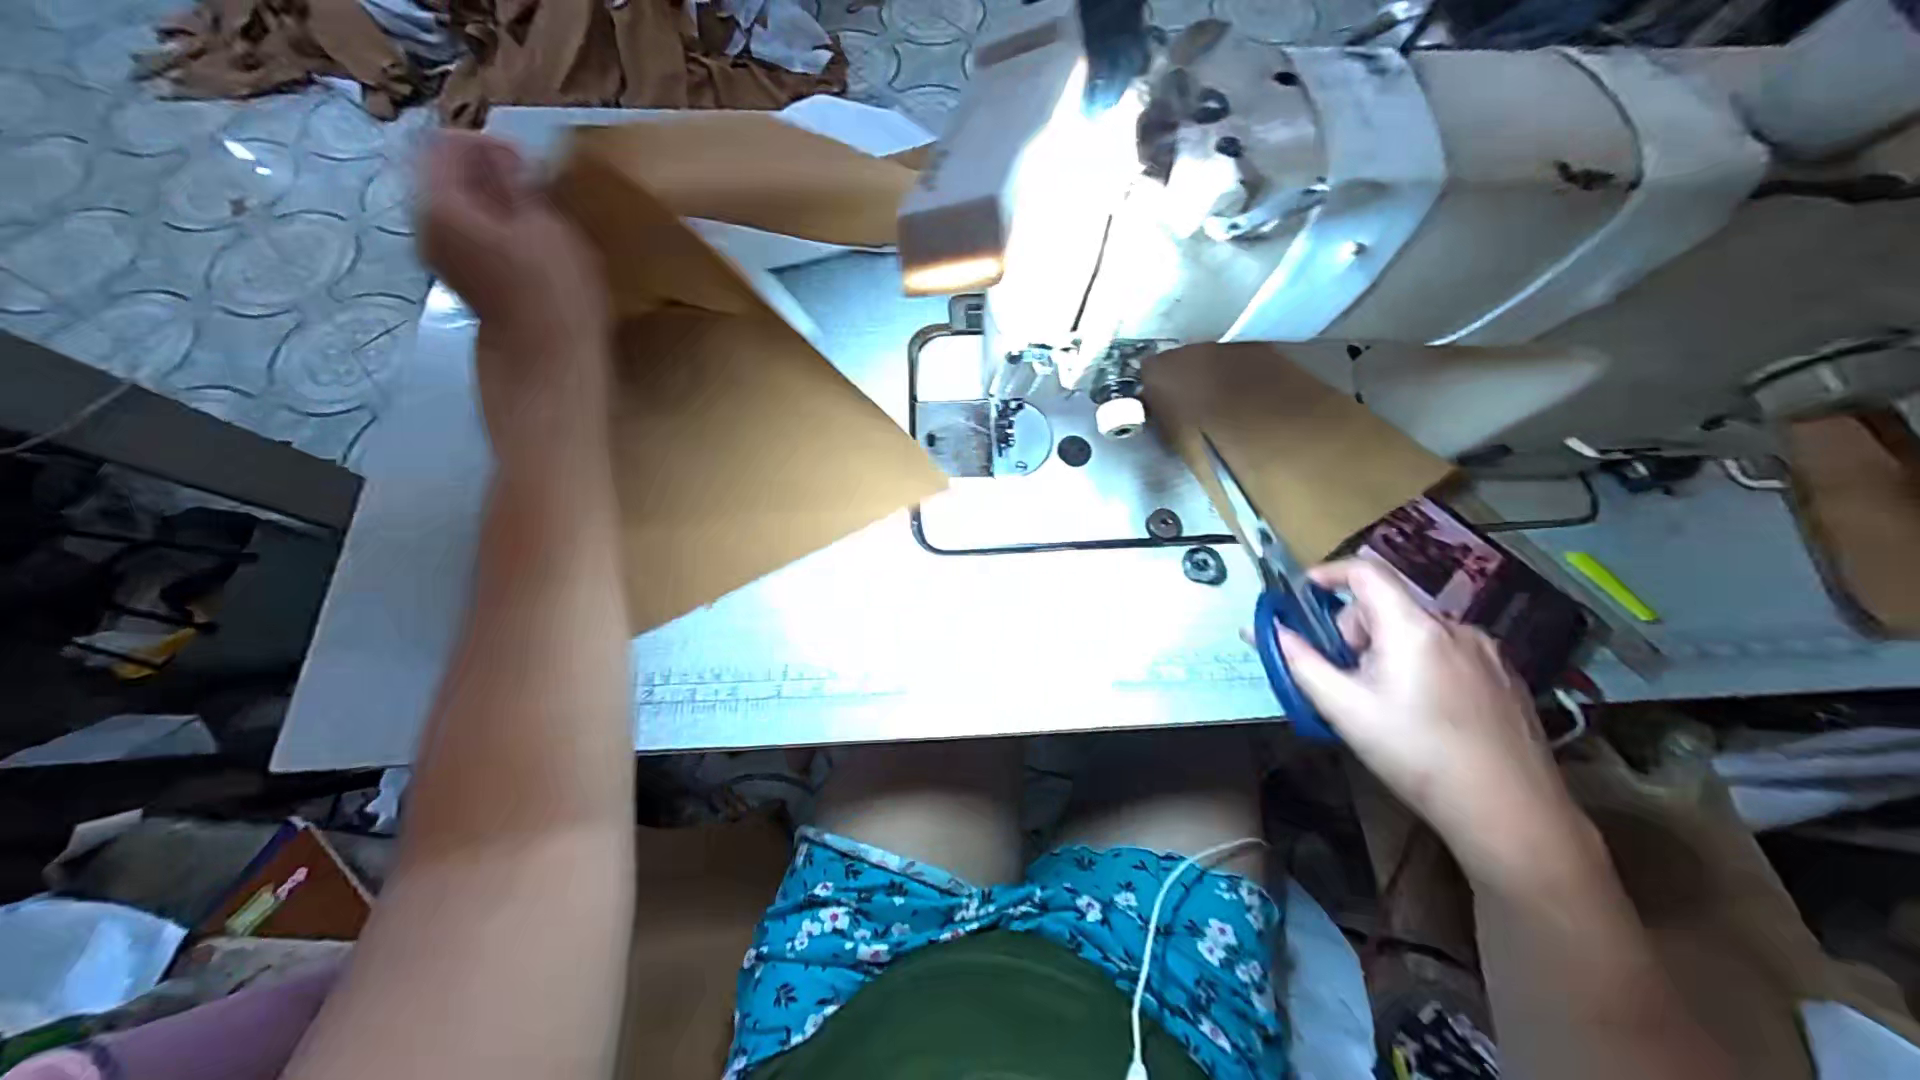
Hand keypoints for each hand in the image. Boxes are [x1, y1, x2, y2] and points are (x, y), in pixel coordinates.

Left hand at [417, 132, 611, 447]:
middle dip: (488, 175)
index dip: (487, 144)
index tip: (528, 162)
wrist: (550, 365)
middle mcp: (427, 229)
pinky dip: (497, 234)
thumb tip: (501, 161)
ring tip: (540, 220)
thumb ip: (516, 183)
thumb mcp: (546, 226)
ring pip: (461, 211)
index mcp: (439, 205)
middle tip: (536, 188)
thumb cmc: (554, 295)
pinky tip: (533, 251)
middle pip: (447, 179)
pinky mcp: (465, 285)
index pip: (444, 145)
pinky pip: (472, 240)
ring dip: (497, 207)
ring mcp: (443, 261)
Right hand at [1275, 559, 1589, 886]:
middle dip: (1355, 632)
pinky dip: (1422, 666)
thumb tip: (1264, 629)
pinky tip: (1427, 714)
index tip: (1305, 594)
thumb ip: (1299, 661)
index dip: (1329, 574)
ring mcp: (1486, 652)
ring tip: (1386, 702)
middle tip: (1346, 677)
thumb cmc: (1415, 754)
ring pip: (1417, 632)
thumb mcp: (1343, 709)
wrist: (1509, 810)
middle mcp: (1454, 627)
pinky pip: (1447, 653)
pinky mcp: (1505, 676)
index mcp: (1412, 628)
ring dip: (1388, 651)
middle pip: (1388, 608)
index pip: (1365, 572)